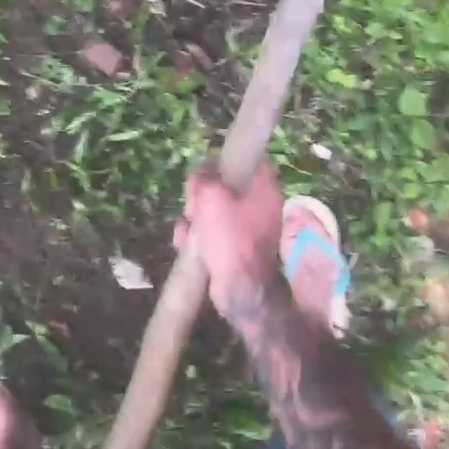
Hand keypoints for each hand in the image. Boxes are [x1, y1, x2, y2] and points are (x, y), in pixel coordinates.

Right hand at [177, 162, 283, 309]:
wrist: (241, 290)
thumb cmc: (231, 237)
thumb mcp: (211, 197)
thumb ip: (204, 177)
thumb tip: (201, 172)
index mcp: (263, 187)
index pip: (246, 158)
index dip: (223, 160)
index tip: (205, 170)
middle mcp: (260, 204)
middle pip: (225, 185)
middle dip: (201, 194)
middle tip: (192, 205)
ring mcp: (248, 227)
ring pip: (214, 209)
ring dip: (194, 217)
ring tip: (186, 228)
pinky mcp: (236, 246)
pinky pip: (213, 231)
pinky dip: (198, 236)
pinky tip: (184, 243)